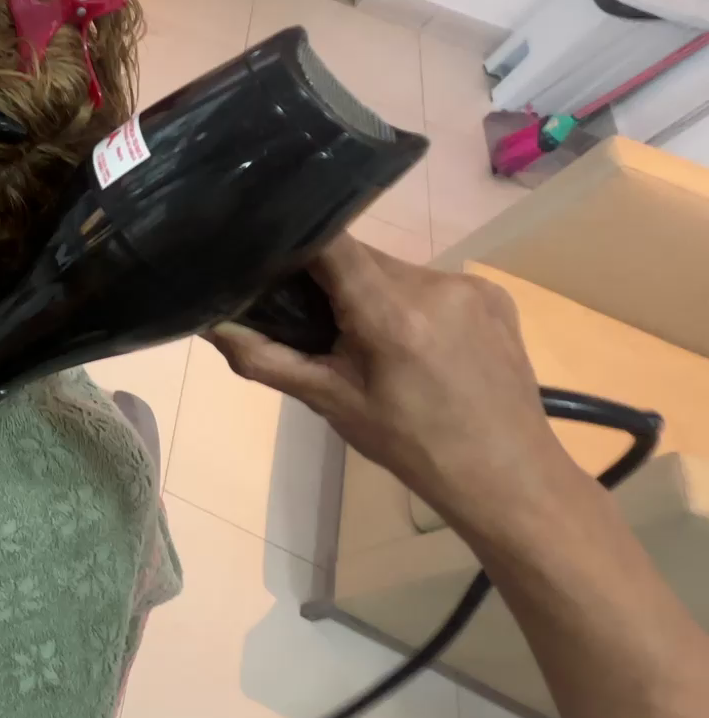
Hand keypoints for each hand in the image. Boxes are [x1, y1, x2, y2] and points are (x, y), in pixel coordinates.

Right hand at [206, 236, 571, 530]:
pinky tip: (399, 338)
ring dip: (358, 287)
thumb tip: (209, 324)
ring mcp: (470, 287)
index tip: (260, 254)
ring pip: (387, 266)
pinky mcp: (492, 295)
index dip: (291, 242)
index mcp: (392, 313)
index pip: (330, 244)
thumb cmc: (407, 442)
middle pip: (355, 255)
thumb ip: (261, 357)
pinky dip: (396, 298)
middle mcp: (436, 286)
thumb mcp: (324, 400)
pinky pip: (422, 280)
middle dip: (320, 276)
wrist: (507, 475)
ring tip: (351, 333)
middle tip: (300, 315)